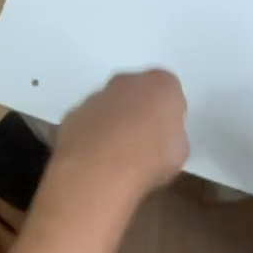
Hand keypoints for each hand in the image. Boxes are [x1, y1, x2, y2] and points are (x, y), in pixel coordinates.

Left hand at [51, 69, 189, 198]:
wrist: (99, 171)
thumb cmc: (150, 159)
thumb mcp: (180, 152)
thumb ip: (173, 135)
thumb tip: (161, 138)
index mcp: (161, 83)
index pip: (170, 92)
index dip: (169, 115)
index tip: (166, 136)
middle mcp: (126, 81)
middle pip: (137, 93)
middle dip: (139, 113)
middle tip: (143, 144)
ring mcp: (95, 96)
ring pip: (109, 107)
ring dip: (114, 125)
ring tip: (117, 158)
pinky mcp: (72, 115)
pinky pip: (88, 123)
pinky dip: (92, 137)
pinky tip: (96, 161)